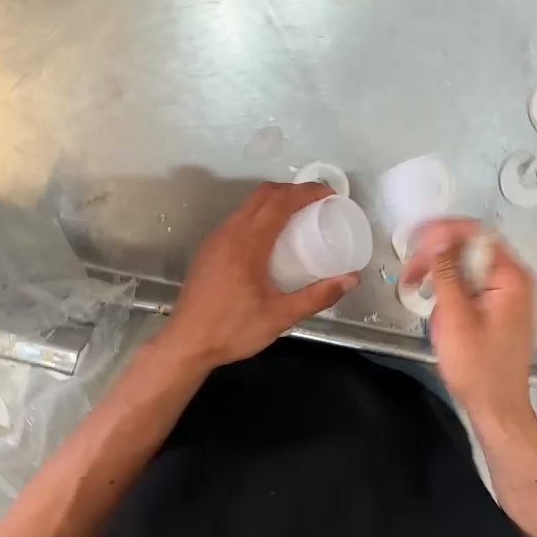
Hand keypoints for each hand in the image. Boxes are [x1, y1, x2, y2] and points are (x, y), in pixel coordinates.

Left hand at [160, 182, 360, 368]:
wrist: (186, 344)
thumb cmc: (233, 330)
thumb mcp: (281, 316)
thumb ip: (317, 296)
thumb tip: (351, 280)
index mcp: (248, 243)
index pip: (280, 202)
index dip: (307, 192)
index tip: (329, 195)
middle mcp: (229, 233)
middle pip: (263, 195)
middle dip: (292, 191)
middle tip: (316, 203)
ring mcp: (215, 241)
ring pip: (247, 207)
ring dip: (273, 202)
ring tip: (297, 218)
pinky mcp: (208, 252)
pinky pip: (237, 221)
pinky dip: (258, 217)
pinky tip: (269, 240)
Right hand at [402, 219, 536, 420]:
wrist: (497, 408)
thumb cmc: (478, 369)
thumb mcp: (455, 316)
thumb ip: (446, 271)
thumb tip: (437, 234)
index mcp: (511, 278)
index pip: (477, 233)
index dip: (443, 230)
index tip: (414, 239)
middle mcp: (515, 280)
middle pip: (472, 246)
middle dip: (437, 252)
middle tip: (409, 270)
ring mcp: (508, 294)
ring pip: (469, 265)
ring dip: (440, 270)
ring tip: (414, 286)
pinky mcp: (499, 308)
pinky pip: (472, 283)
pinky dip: (450, 286)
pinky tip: (433, 301)